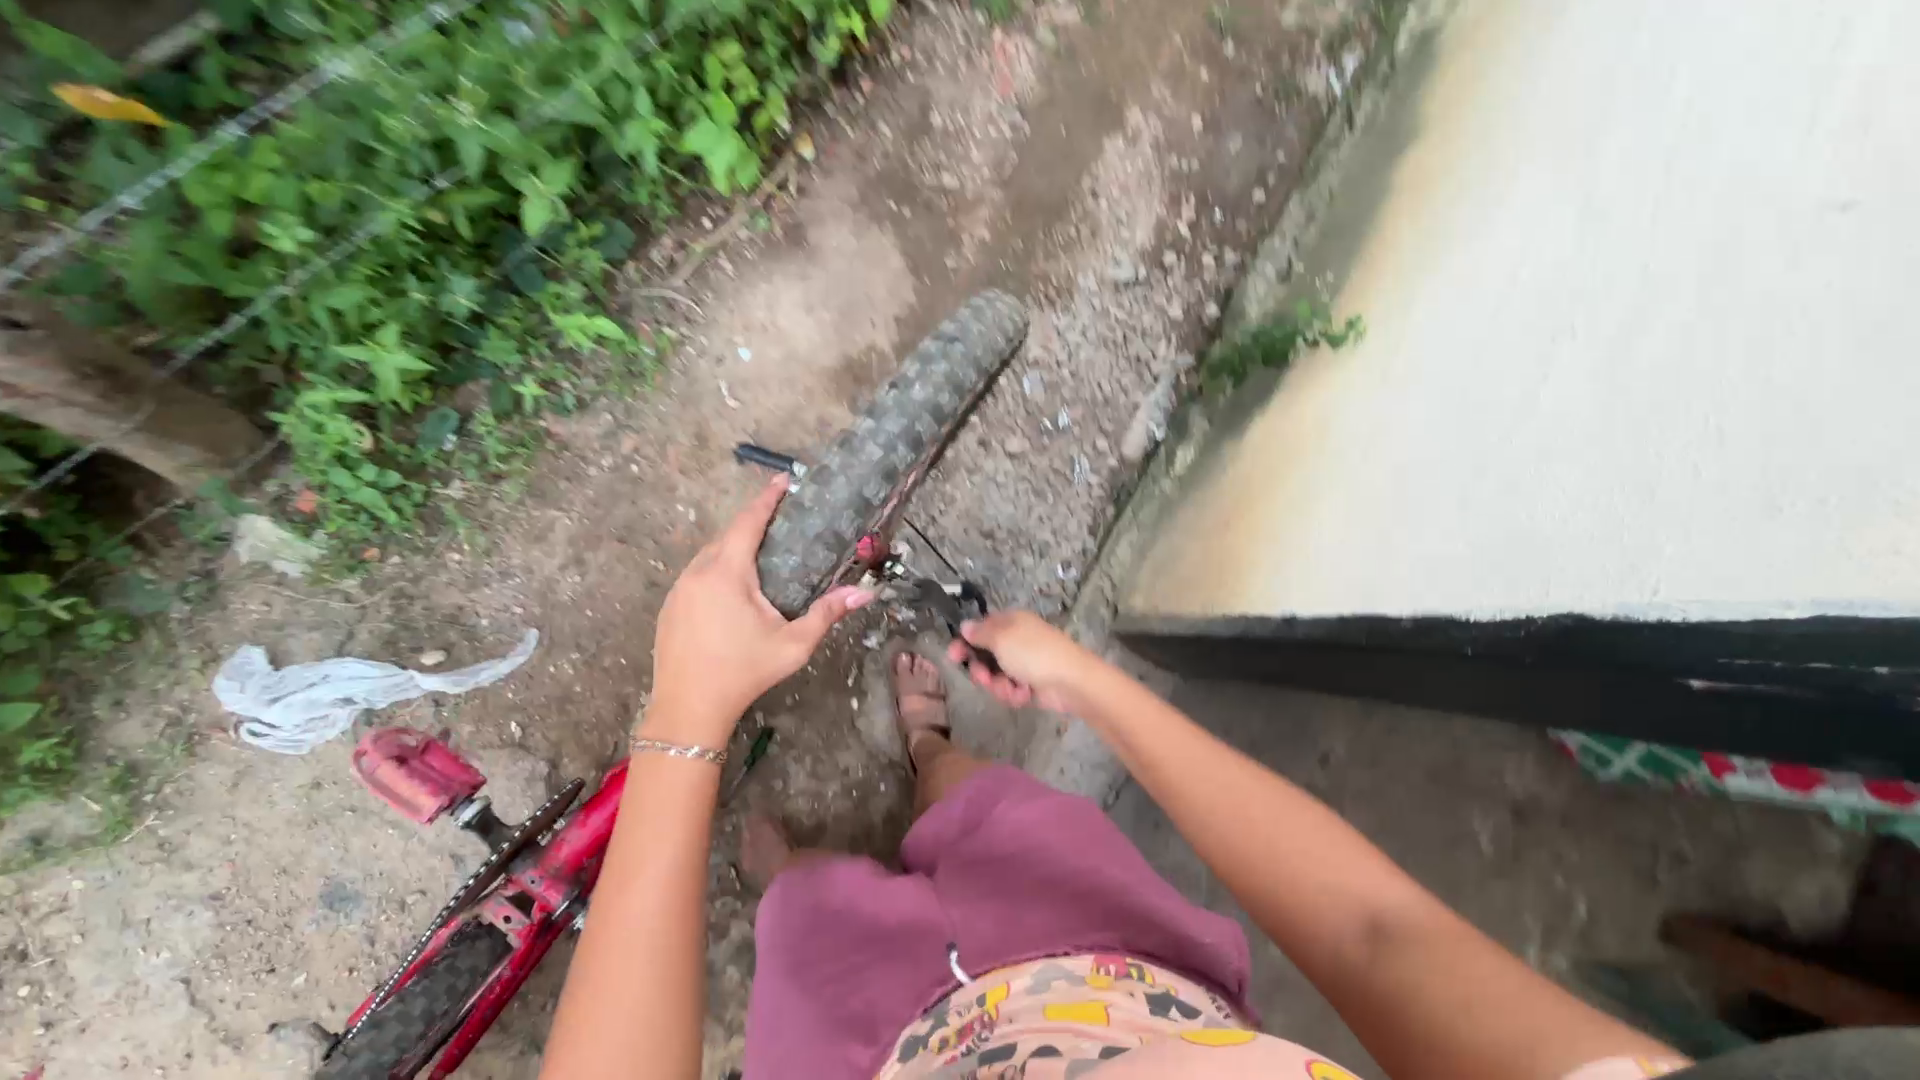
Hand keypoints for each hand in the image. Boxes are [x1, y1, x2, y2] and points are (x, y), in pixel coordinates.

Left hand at [647, 476, 872, 745]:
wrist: (687, 708)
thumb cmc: (743, 672)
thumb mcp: (792, 644)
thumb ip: (827, 614)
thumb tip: (865, 593)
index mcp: (726, 573)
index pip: (747, 522)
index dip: (767, 498)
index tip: (783, 480)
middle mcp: (697, 572)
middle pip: (727, 536)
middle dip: (753, 524)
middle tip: (782, 520)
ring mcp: (679, 590)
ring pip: (709, 556)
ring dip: (734, 549)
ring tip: (762, 553)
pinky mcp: (670, 608)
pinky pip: (697, 576)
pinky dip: (718, 570)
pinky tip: (734, 590)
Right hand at [946, 610, 1103, 712]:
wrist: (1071, 681)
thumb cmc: (1034, 654)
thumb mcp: (1001, 638)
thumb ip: (980, 633)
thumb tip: (965, 625)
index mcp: (1010, 623)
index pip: (980, 629)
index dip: (965, 642)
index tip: (953, 656)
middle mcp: (1016, 641)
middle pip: (985, 657)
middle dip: (982, 671)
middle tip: (985, 678)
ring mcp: (1024, 664)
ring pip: (996, 677)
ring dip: (999, 686)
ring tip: (1011, 689)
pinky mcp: (1030, 684)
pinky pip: (1011, 690)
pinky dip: (1015, 694)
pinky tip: (1024, 695)